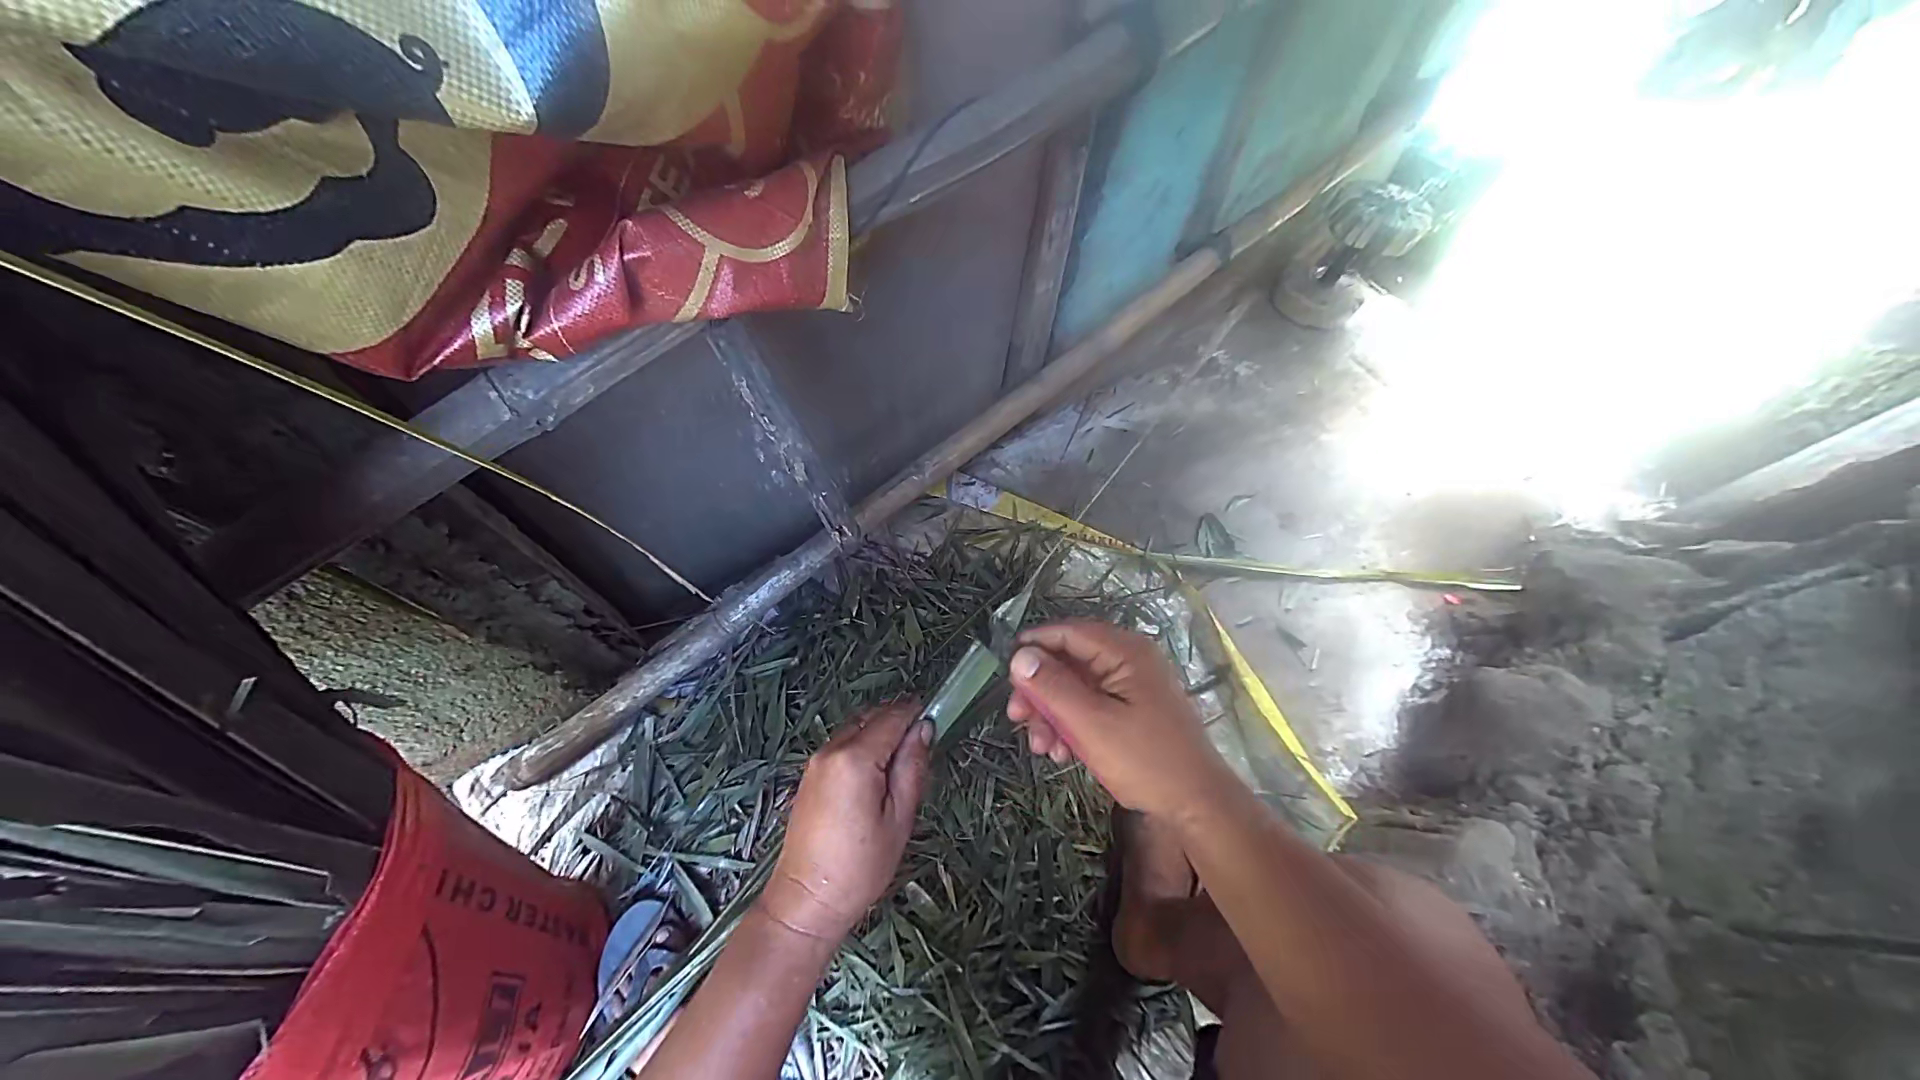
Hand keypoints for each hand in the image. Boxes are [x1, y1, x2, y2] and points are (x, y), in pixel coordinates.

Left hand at [762, 702, 931, 941]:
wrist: (806, 900)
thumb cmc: (860, 867)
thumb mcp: (899, 818)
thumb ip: (912, 767)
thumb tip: (923, 729)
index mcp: (855, 759)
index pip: (892, 718)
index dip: (915, 714)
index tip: (936, 719)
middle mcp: (831, 750)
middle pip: (870, 717)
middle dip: (897, 720)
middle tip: (921, 744)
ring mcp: (816, 761)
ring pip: (855, 728)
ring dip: (879, 731)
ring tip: (901, 761)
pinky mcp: (809, 775)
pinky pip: (841, 744)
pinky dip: (862, 744)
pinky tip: (876, 772)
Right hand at [1007, 620, 1233, 818]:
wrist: (1198, 806)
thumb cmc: (1145, 761)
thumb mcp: (1091, 724)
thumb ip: (1052, 686)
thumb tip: (1019, 656)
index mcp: (1125, 652)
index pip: (1068, 632)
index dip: (1033, 646)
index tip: (1005, 671)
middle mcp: (1129, 661)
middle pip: (1069, 661)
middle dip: (1040, 690)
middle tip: (1016, 717)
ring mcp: (1132, 686)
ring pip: (1076, 687)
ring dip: (1051, 713)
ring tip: (1040, 746)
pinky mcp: (1132, 711)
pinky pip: (1091, 706)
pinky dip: (1070, 725)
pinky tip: (1060, 752)